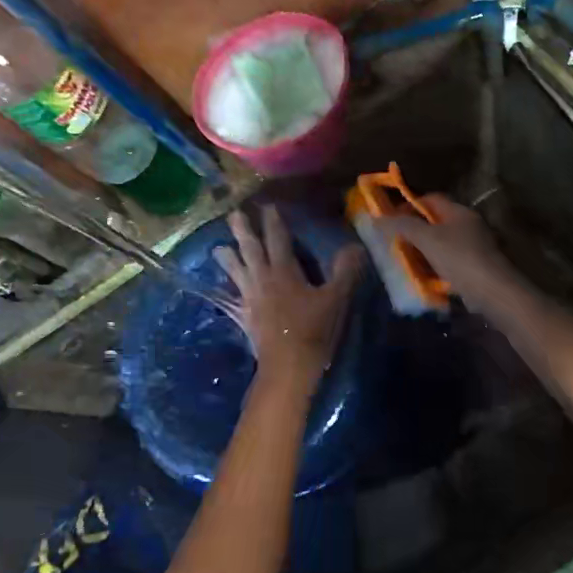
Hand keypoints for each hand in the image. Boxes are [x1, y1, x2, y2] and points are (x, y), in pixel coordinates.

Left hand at [214, 206, 362, 381]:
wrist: (288, 366)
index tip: (267, 205)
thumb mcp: (336, 299)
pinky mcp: (244, 318)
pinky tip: (222, 293)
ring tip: (218, 247)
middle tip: (233, 214)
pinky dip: (226, 294)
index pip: (278, 239)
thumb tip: (354, 246)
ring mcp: (250, 299)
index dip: (273, 221)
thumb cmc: (313, 330)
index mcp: (284, 271)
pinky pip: (231, 301)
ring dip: (228, 258)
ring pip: (236, 272)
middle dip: (243, 230)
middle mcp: (263, 280)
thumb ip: (345, 271)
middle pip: (250, 250)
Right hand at [374, 194, 521, 310]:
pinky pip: (447, 264)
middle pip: (435, 223)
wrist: (493, 292)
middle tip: (392, 242)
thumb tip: (378, 217)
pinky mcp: (473, 269)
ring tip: (402, 263)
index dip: (408, 205)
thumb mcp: (427, 239)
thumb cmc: (459, 258)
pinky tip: (421, 279)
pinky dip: (433, 269)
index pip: (431, 199)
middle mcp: (468, 226)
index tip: (388, 218)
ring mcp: (472, 248)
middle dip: (413, 231)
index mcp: (459, 213)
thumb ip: (402, 226)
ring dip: (421, 253)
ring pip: (440, 245)